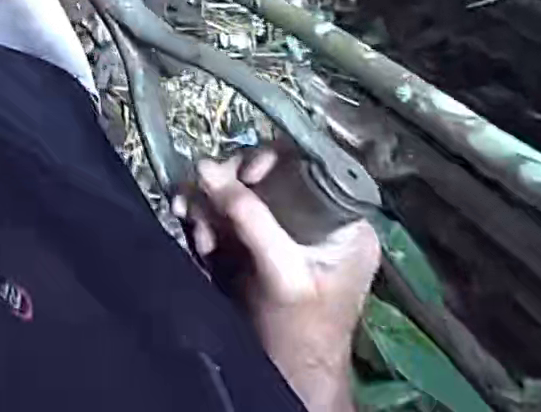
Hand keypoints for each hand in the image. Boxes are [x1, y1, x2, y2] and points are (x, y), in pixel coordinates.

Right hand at [176, 153, 380, 411]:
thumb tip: (204, 168)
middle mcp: (314, 217)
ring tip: (199, 230)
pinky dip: (205, 216)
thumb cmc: (300, 331)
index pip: (305, 164)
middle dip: (228, 188)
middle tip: (207, 205)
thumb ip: (249, 218)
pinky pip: (224, 209)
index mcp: (343, 223)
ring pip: (236, 188)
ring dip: (209, 204)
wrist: (285, 379)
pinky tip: (197, 234)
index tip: (242, 176)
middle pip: (262, 173)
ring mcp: (282, 227)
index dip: (268, 160)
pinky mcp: (255, 238)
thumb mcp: (281, 272)